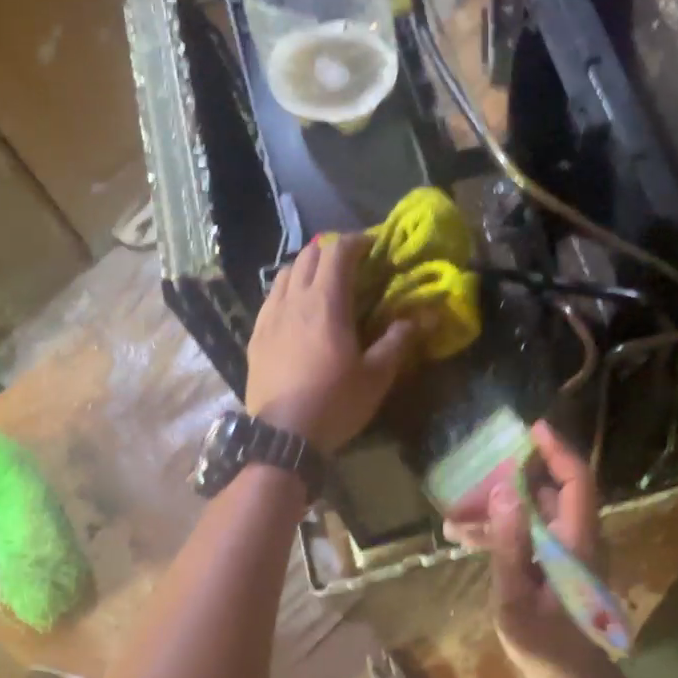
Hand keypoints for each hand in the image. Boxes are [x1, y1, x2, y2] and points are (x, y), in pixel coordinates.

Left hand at [245, 234, 419, 453]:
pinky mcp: (256, 334)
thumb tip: (421, 318)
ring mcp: (270, 315)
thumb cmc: (335, 404)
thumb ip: (397, 342)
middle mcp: (295, 299)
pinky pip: (272, 296)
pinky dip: (288, 289)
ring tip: (324, 283)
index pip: (338, 251)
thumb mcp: (376, 377)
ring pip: (287, 272)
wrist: (283, 436)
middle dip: (332, 250)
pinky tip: (297, 309)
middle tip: (352, 264)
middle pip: (310, 254)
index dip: (356, 241)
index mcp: (327, 303)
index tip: (372, 246)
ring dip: (308, 267)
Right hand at [486, 422, 613, 676]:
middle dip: (511, 480)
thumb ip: (510, 547)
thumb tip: (505, 492)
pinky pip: (528, 537)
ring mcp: (566, 555)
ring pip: (534, 516)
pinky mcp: (554, 569)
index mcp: (577, 542)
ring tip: (453, 516)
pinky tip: (462, 538)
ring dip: (498, 510)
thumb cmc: (546, 646)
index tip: (532, 429)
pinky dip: (501, 533)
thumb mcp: (517, 601)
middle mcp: (576, 540)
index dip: (558, 451)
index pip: (577, 480)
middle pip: (550, 493)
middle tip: (472, 476)